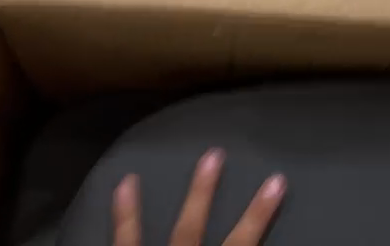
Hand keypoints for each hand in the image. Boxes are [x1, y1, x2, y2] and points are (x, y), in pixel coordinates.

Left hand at [112, 148, 286, 245]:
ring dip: (133, 212)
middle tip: (213, 153)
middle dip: (202, 192)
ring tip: (129, 179)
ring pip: (139, 241)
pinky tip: (106, 207)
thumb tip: (283, 239)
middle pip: (190, 229)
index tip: (277, 179)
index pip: (241, 242)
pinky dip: (113, 230)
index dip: (260, 212)